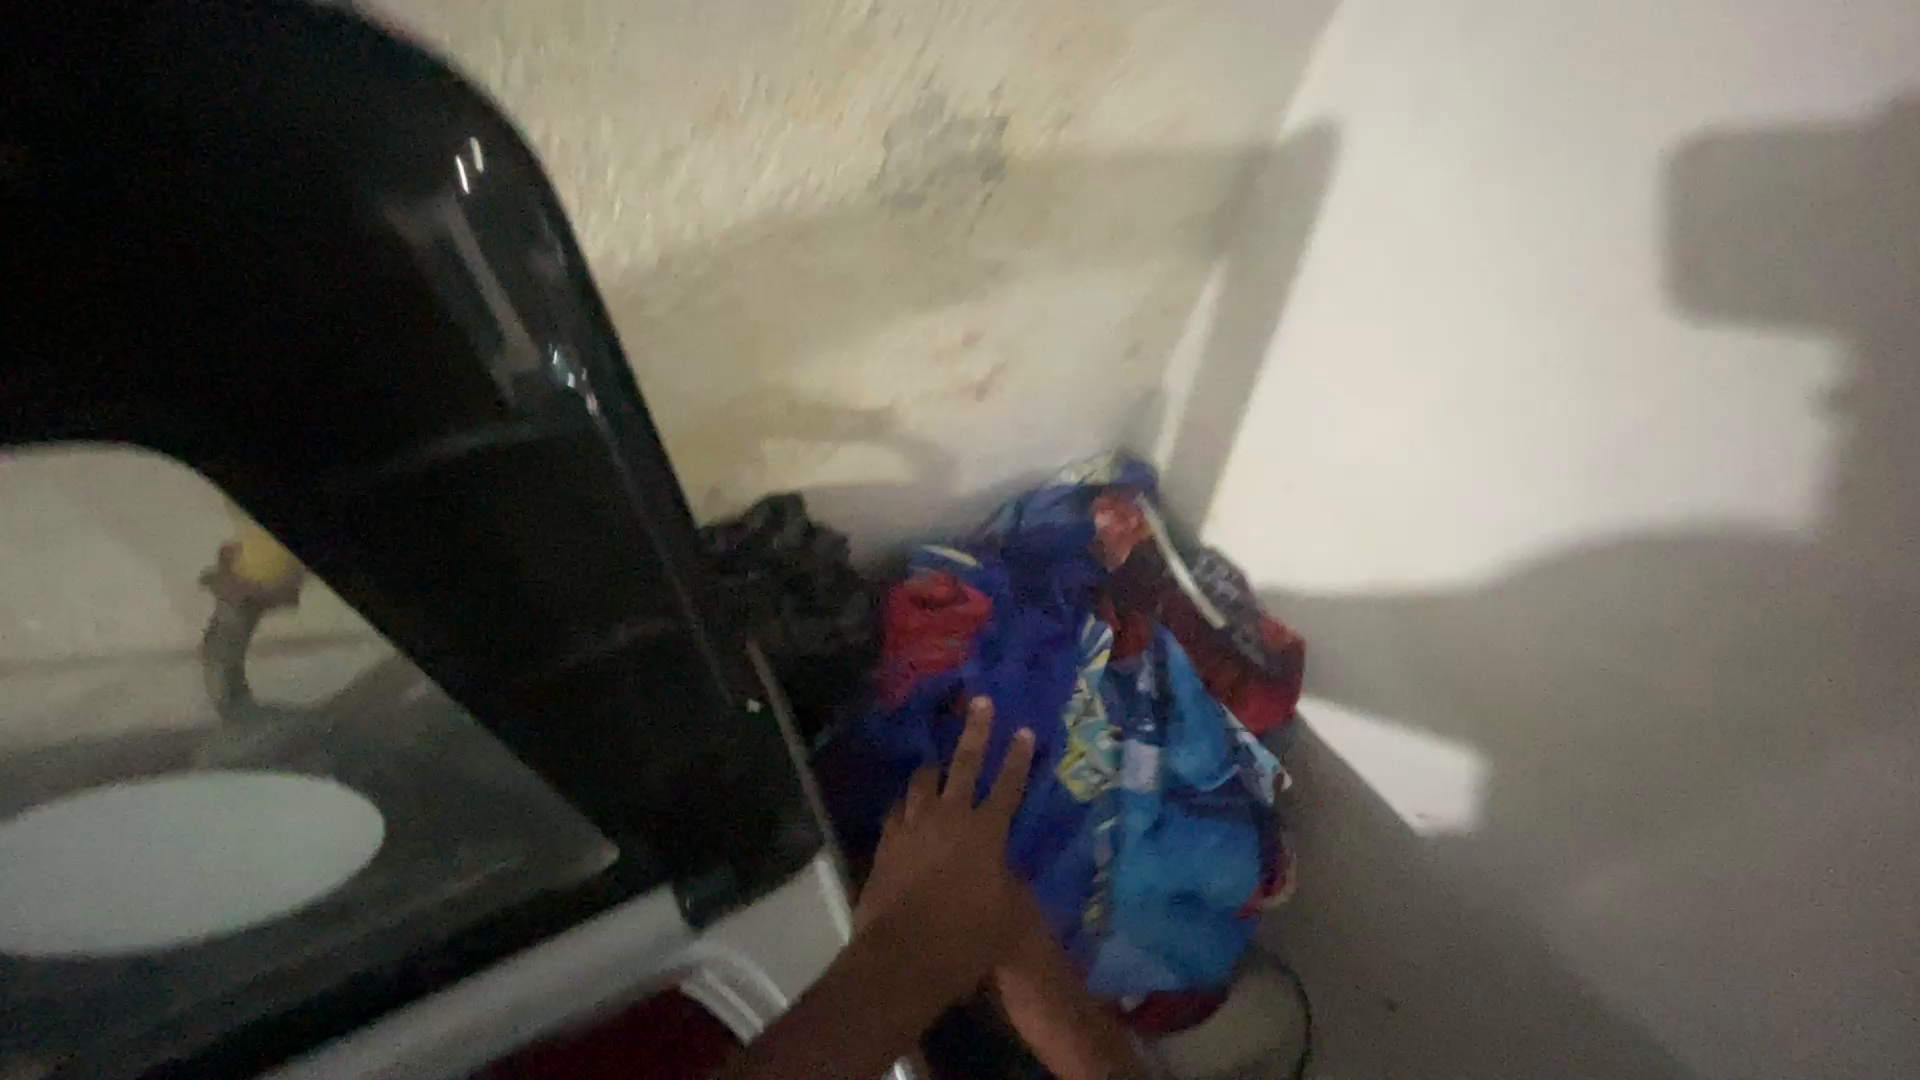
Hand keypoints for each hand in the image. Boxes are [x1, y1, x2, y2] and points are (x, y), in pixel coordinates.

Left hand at [852, 696, 1036, 1003]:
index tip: (1024, 730)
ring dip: (933, 769)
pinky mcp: (888, 841)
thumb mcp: (1006, 915)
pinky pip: (897, 810)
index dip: (1019, 758)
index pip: (1009, 787)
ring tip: (935, 761)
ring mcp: (914, 826)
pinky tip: (904, 805)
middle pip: (966, 765)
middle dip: (976, 731)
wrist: (904, 955)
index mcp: (986, 833)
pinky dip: (905, 804)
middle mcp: (950, 818)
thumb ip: (1005, 882)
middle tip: (981, 703)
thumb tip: (1002, 869)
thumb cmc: (967, 940)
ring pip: (924, 782)